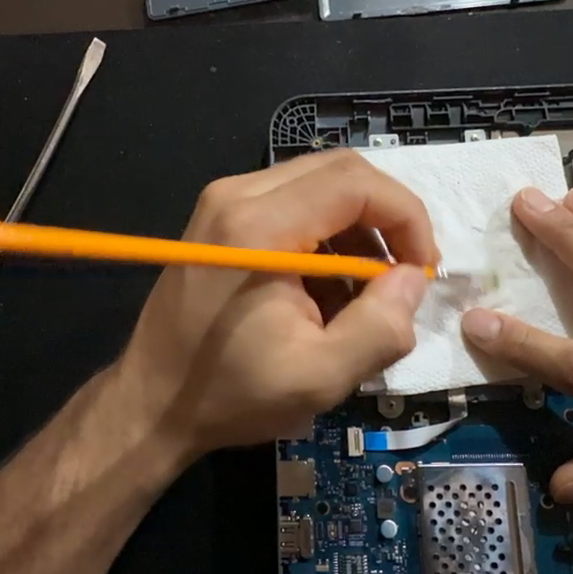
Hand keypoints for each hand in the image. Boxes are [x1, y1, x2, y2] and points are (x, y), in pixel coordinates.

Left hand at [117, 151, 438, 454]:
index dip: (406, 217)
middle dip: (385, 220)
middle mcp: (237, 194)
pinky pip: (292, 201)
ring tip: (362, 295)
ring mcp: (224, 200)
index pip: (355, 182)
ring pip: (319, 183)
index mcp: (258, 226)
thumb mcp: (320, 377)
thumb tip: (412, 279)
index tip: (421, 270)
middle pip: (340, 171)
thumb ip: (381, 327)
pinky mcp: (221, 215)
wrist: (151, 402)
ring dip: (356, 231)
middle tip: (400, 277)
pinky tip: (325, 290)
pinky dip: (325, 235)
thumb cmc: (230, 394)